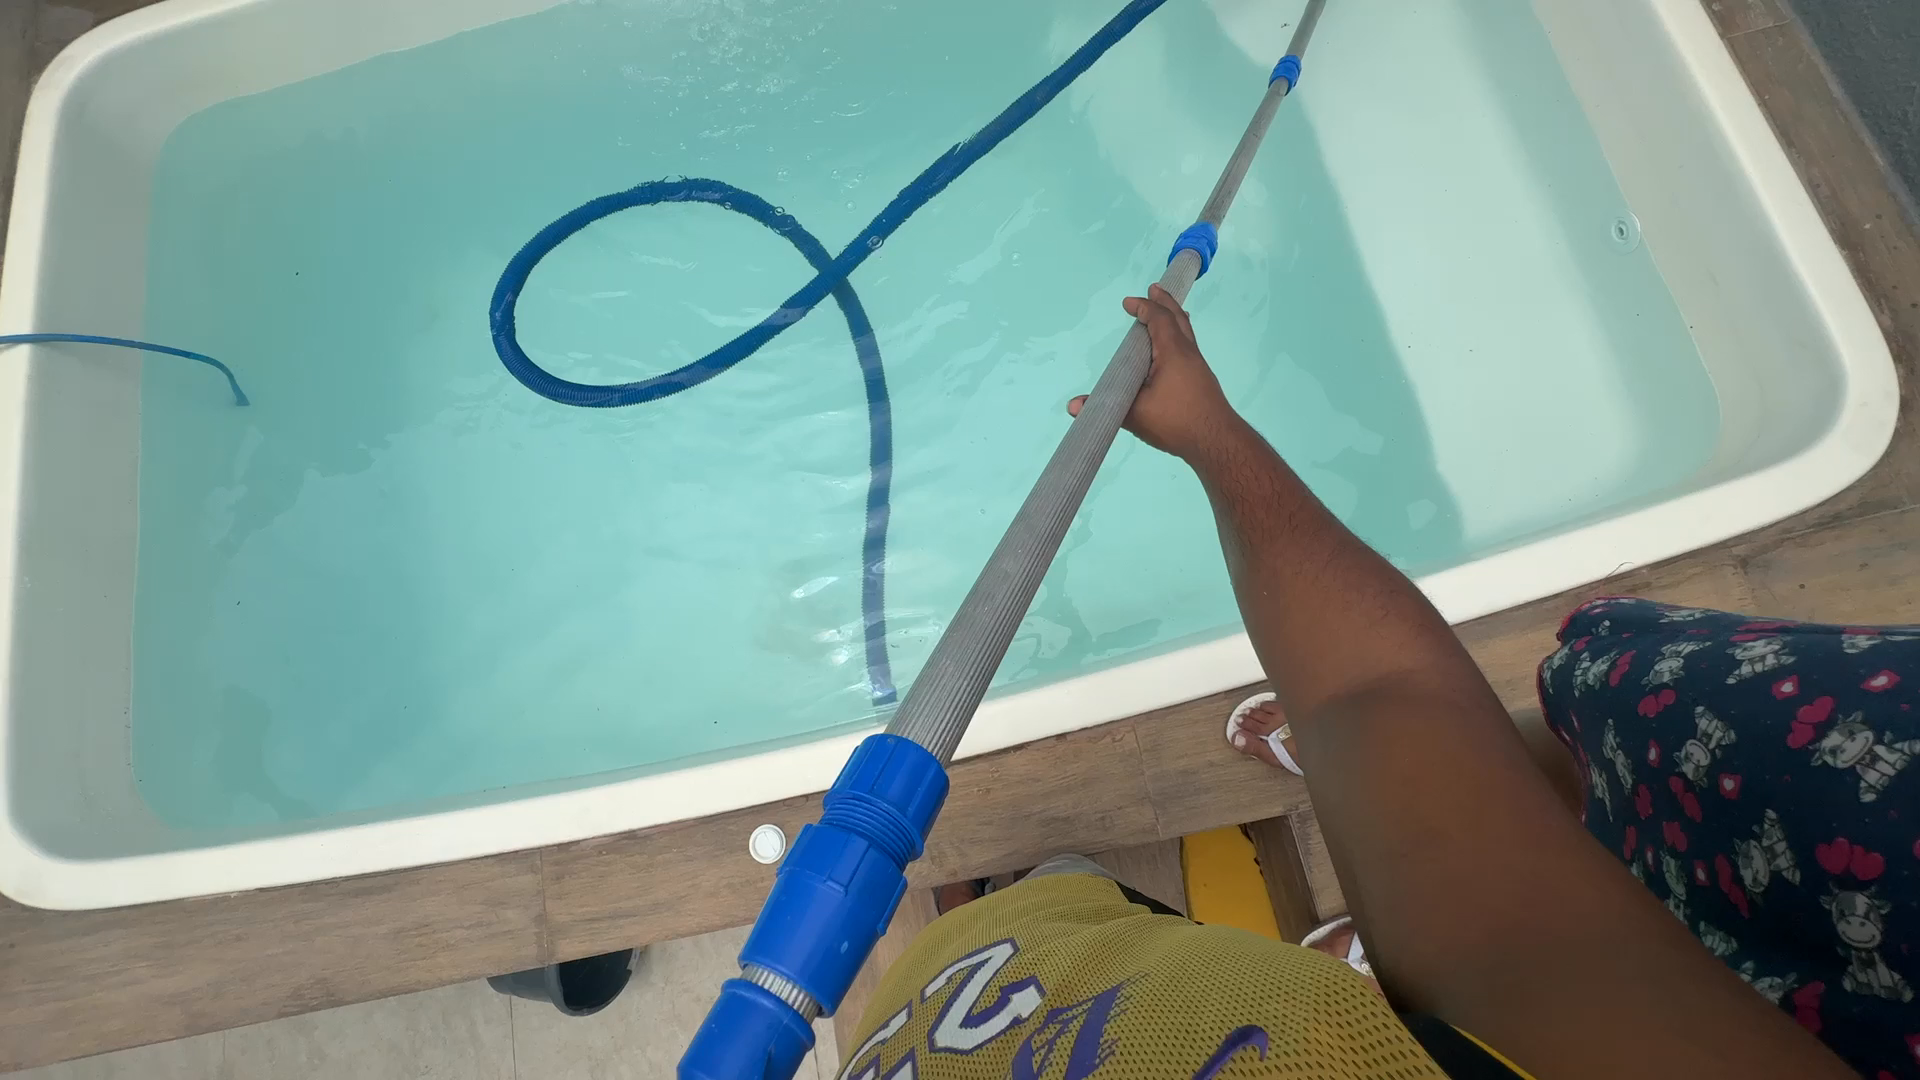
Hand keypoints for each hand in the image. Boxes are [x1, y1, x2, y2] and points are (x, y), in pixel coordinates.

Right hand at [1067, 284, 1242, 460]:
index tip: (1128, 303)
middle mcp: (1188, 353)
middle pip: (1178, 319)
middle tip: (1154, 288)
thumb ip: (1105, 406)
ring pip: (1187, 333)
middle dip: (1164, 302)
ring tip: (1166, 313)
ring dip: (1174, 319)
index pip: (1158, 320)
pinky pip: (1188, 348)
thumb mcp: (1135, 414)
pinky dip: (1178, 338)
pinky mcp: (1202, 381)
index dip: (1143, 308)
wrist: (1216, 441)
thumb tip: (1072, 407)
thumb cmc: (1176, 422)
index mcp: (1173, 353)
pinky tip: (1172, 353)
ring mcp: (1198, 367)